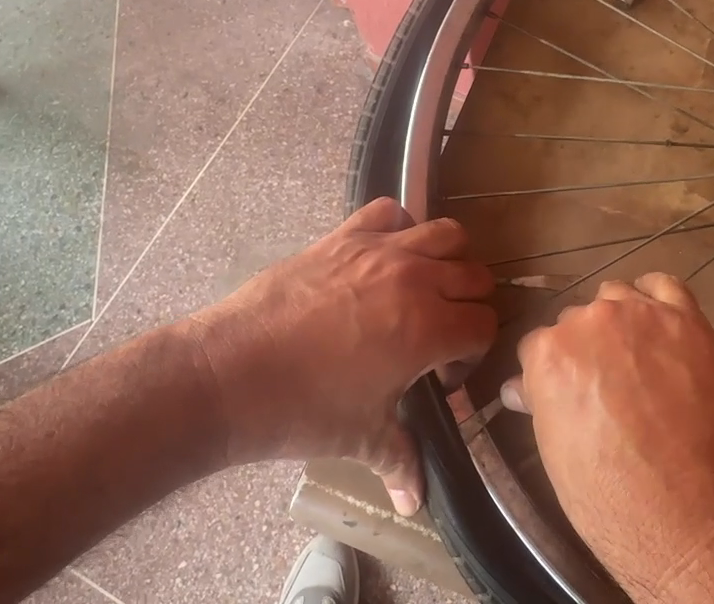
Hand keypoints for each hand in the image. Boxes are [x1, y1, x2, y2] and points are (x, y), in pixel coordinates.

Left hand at [182, 198, 494, 515]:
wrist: (229, 373)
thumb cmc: (300, 410)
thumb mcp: (360, 438)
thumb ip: (401, 461)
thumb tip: (415, 501)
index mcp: (427, 329)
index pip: (484, 325)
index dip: (472, 353)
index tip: (443, 376)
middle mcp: (414, 280)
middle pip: (475, 276)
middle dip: (469, 307)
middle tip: (440, 333)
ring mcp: (379, 250)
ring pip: (446, 234)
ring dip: (449, 261)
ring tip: (426, 288)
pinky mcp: (344, 235)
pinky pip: (391, 212)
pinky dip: (402, 227)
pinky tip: (388, 256)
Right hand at [501, 273, 713, 598]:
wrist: (691, 517)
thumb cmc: (610, 499)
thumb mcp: (554, 454)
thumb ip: (540, 404)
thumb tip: (522, 387)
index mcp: (547, 354)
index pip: (538, 346)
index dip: (552, 373)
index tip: (567, 395)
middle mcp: (588, 321)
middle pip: (578, 319)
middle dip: (587, 348)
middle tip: (607, 385)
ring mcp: (640, 314)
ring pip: (618, 296)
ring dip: (620, 321)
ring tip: (638, 358)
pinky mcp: (687, 319)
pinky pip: (665, 286)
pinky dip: (658, 299)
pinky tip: (661, 323)